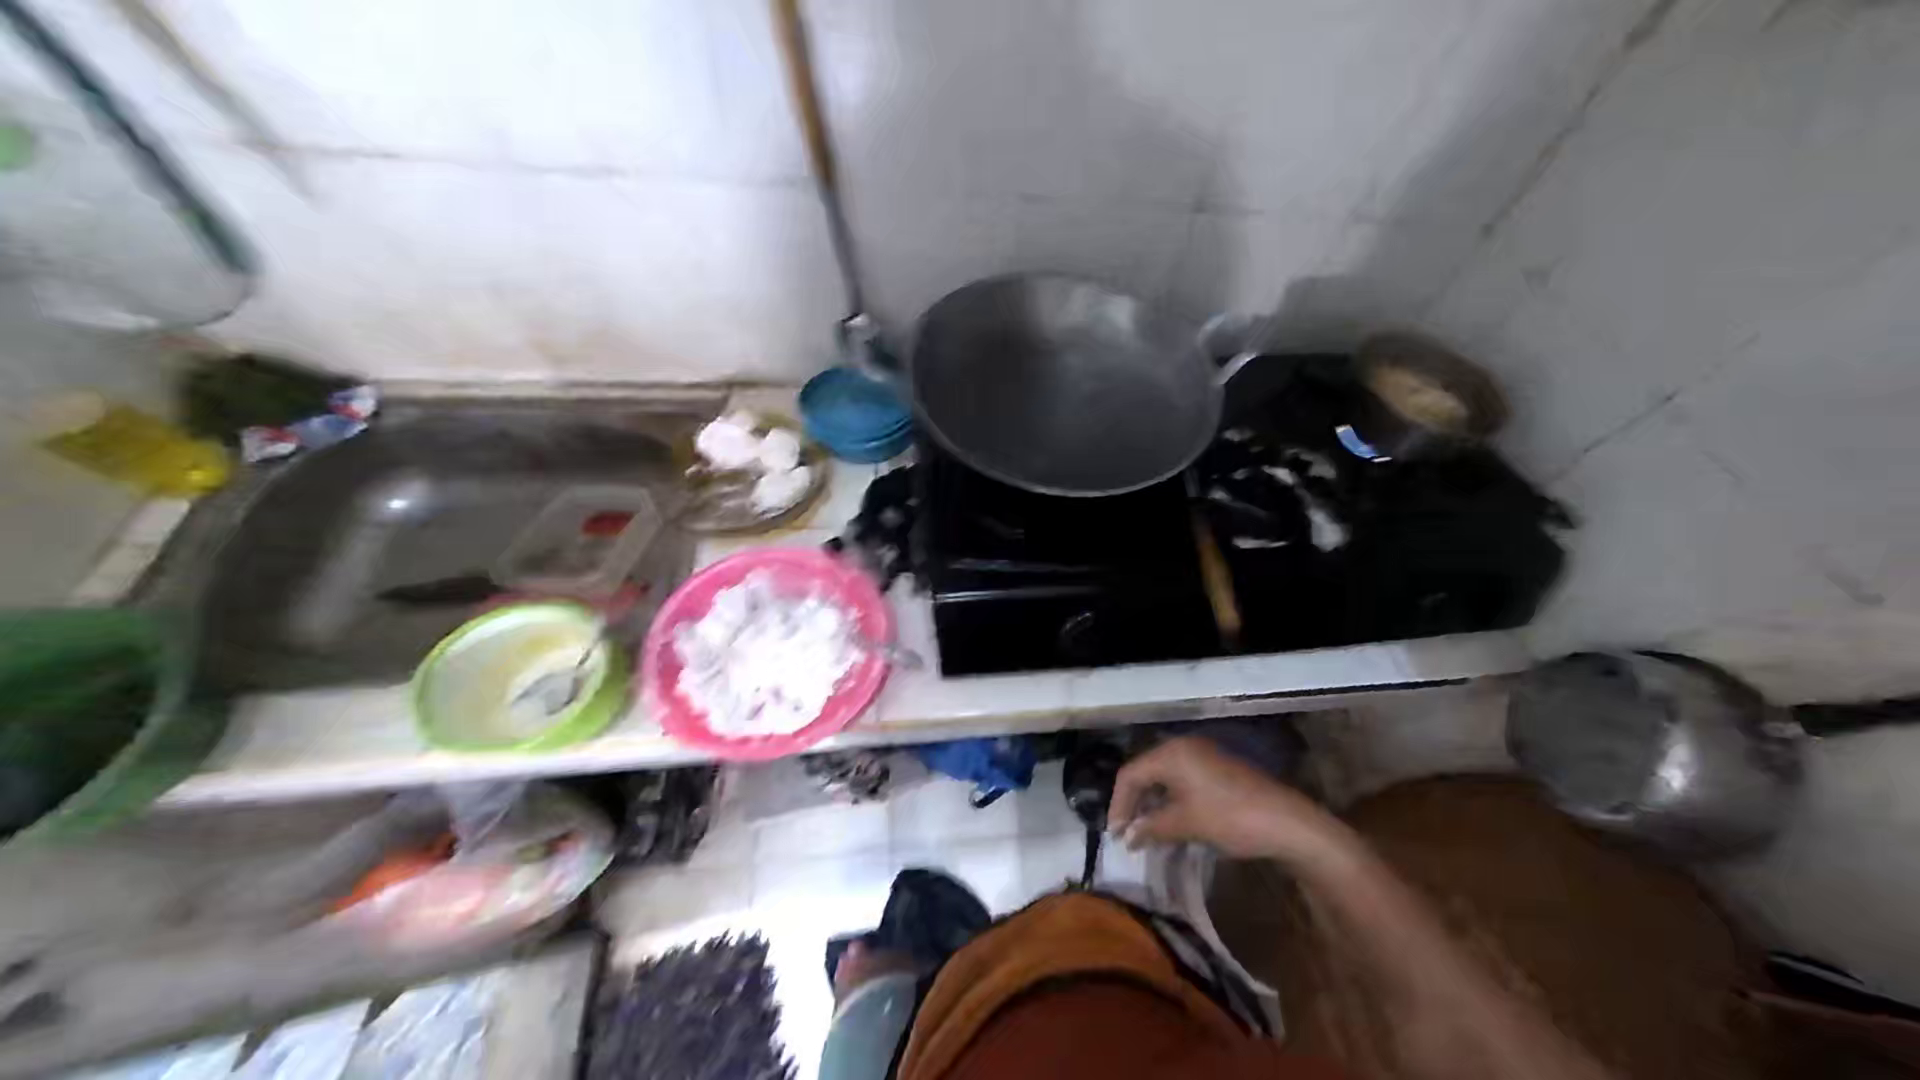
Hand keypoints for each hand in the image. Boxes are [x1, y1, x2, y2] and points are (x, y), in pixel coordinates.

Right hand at [1110, 736, 1345, 862]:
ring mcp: (1203, 755)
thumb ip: (1151, 828)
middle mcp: (1183, 747)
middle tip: (1128, 833)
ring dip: (1152, 803)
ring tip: (1146, 832)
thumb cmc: (1230, 818)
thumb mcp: (1186, 825)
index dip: (1118, 804)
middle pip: (1145, 772)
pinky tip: (1171, 822)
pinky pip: (1182, 779)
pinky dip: (1171, 800)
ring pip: (1164, 776)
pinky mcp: (1217, 768)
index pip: (1130, 774)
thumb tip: (1128, 837)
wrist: (1288, 823)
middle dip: (1134, 803)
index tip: (1115, 834)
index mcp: (1171, 753)